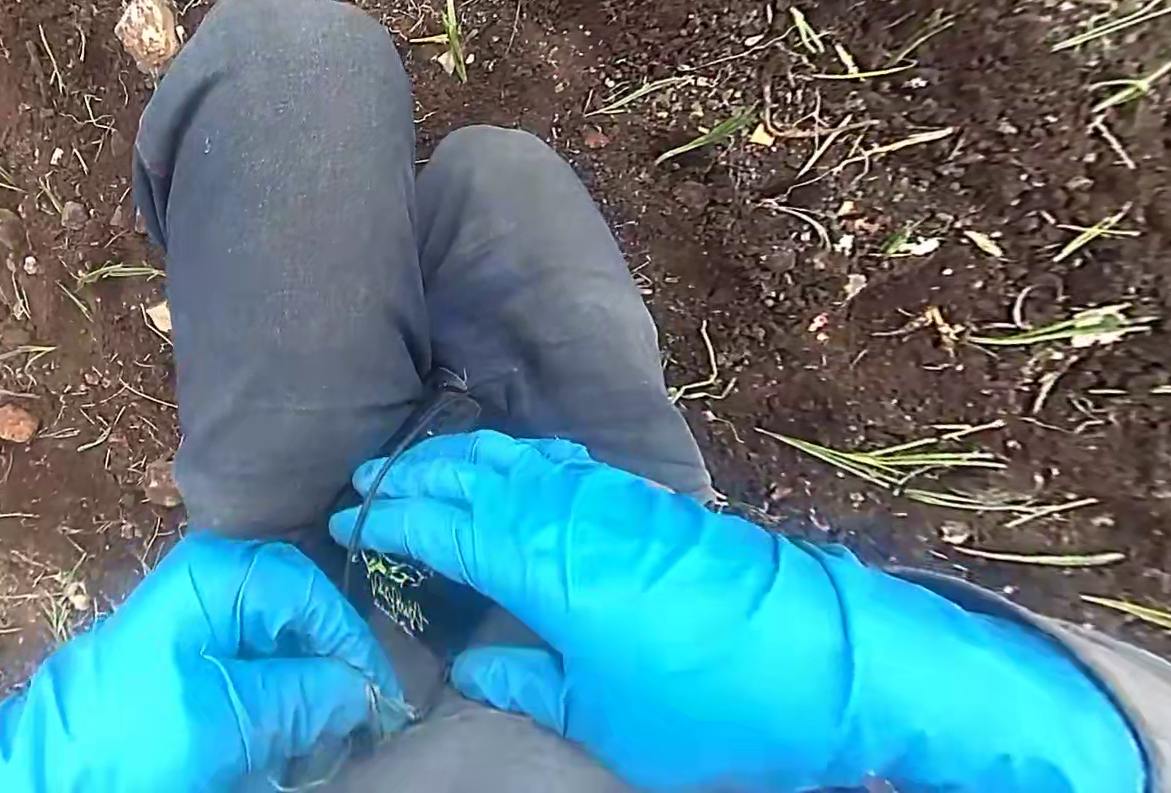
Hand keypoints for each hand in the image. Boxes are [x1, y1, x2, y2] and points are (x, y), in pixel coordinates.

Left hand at [0, 535, 404, 792]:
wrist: (45, 775)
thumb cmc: (132, 736)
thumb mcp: (223, 721)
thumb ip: (298, 697)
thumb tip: (363, 691)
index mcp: (216, 574)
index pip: (303, 587)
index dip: (345, 635)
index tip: (378, 692)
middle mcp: (215, 579)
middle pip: (295, 609)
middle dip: (327, 663)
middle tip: (356, 717)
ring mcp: (204, 612)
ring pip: (280, 639)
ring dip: (305, 687)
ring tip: (321, 735)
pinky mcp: (197, 649)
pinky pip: (256, 663)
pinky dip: (278, 699)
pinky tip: (283, 737)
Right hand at [329, 430, 1142, 792]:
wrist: (822, 652)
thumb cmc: (704, 701)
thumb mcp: (602, 718)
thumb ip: (519, 682)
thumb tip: (465, 667)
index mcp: (534, 561)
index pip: (437, 525)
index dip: (387, 519)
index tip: (347, 518)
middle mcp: (550, 508)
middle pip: (457, 473)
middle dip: (403, 476)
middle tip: (364, 482)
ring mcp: (587, 488)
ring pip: (496, 453)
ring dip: (446, 455)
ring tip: (412, 464)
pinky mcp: (619, 486)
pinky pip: (538, 454)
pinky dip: (499, 452)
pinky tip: (493, 462)